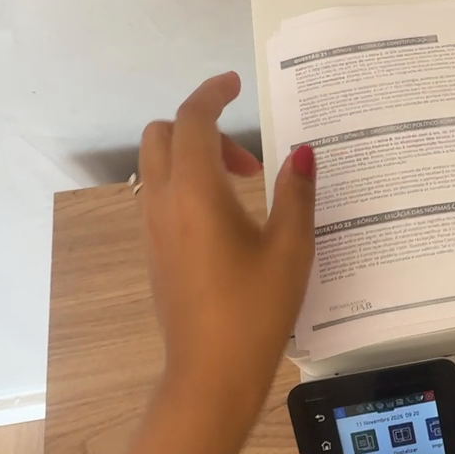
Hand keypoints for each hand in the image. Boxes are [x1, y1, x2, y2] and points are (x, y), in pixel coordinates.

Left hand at [138, 73, 315, 411]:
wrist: (212, 370)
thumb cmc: (257, 308)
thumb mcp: (291, 248)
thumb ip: (296, 193)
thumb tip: (302, 153)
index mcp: (197, 193)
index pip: (193, 121)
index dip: (213, 93)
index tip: (235, 83)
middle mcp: (164, 202)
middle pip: (163, 135)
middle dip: (202, 128)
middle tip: (249, 160)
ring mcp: (152, 228)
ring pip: (158, 166)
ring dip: (195, 158)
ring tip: (245, 190)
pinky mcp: (154, 251)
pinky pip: (161, 195)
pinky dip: (187, 185)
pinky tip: (227, 220)